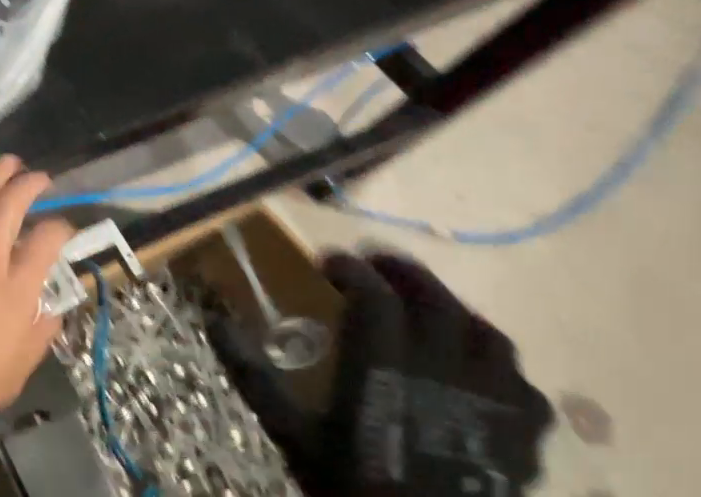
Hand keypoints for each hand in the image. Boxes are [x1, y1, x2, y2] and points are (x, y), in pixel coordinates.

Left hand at [0, 156, 73, 433]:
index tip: (65, 227)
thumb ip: (40, 333)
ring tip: (7, 163)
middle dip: (28, 183)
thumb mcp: (19, 369)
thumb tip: (51, 308)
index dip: (61, 227)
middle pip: (8, 206)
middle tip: (40, 175)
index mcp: (15, 289)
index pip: (45, 241)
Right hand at [210, 253, 553, 496]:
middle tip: (373, 263)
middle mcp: (443, 377)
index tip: (325, 262)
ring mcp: (491, 407)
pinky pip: (522, 386)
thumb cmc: (350, 487)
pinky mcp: (523, 439)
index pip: (374, 297)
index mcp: (384, 372)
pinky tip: (476, 370)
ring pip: (487, 336)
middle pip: (436, 302)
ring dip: (453, 310)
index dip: (350, 269)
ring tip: (426, 307)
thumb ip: (253, 374)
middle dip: (403, 273)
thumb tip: (213, 320)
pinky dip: (497, 365)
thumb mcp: (291, 433)